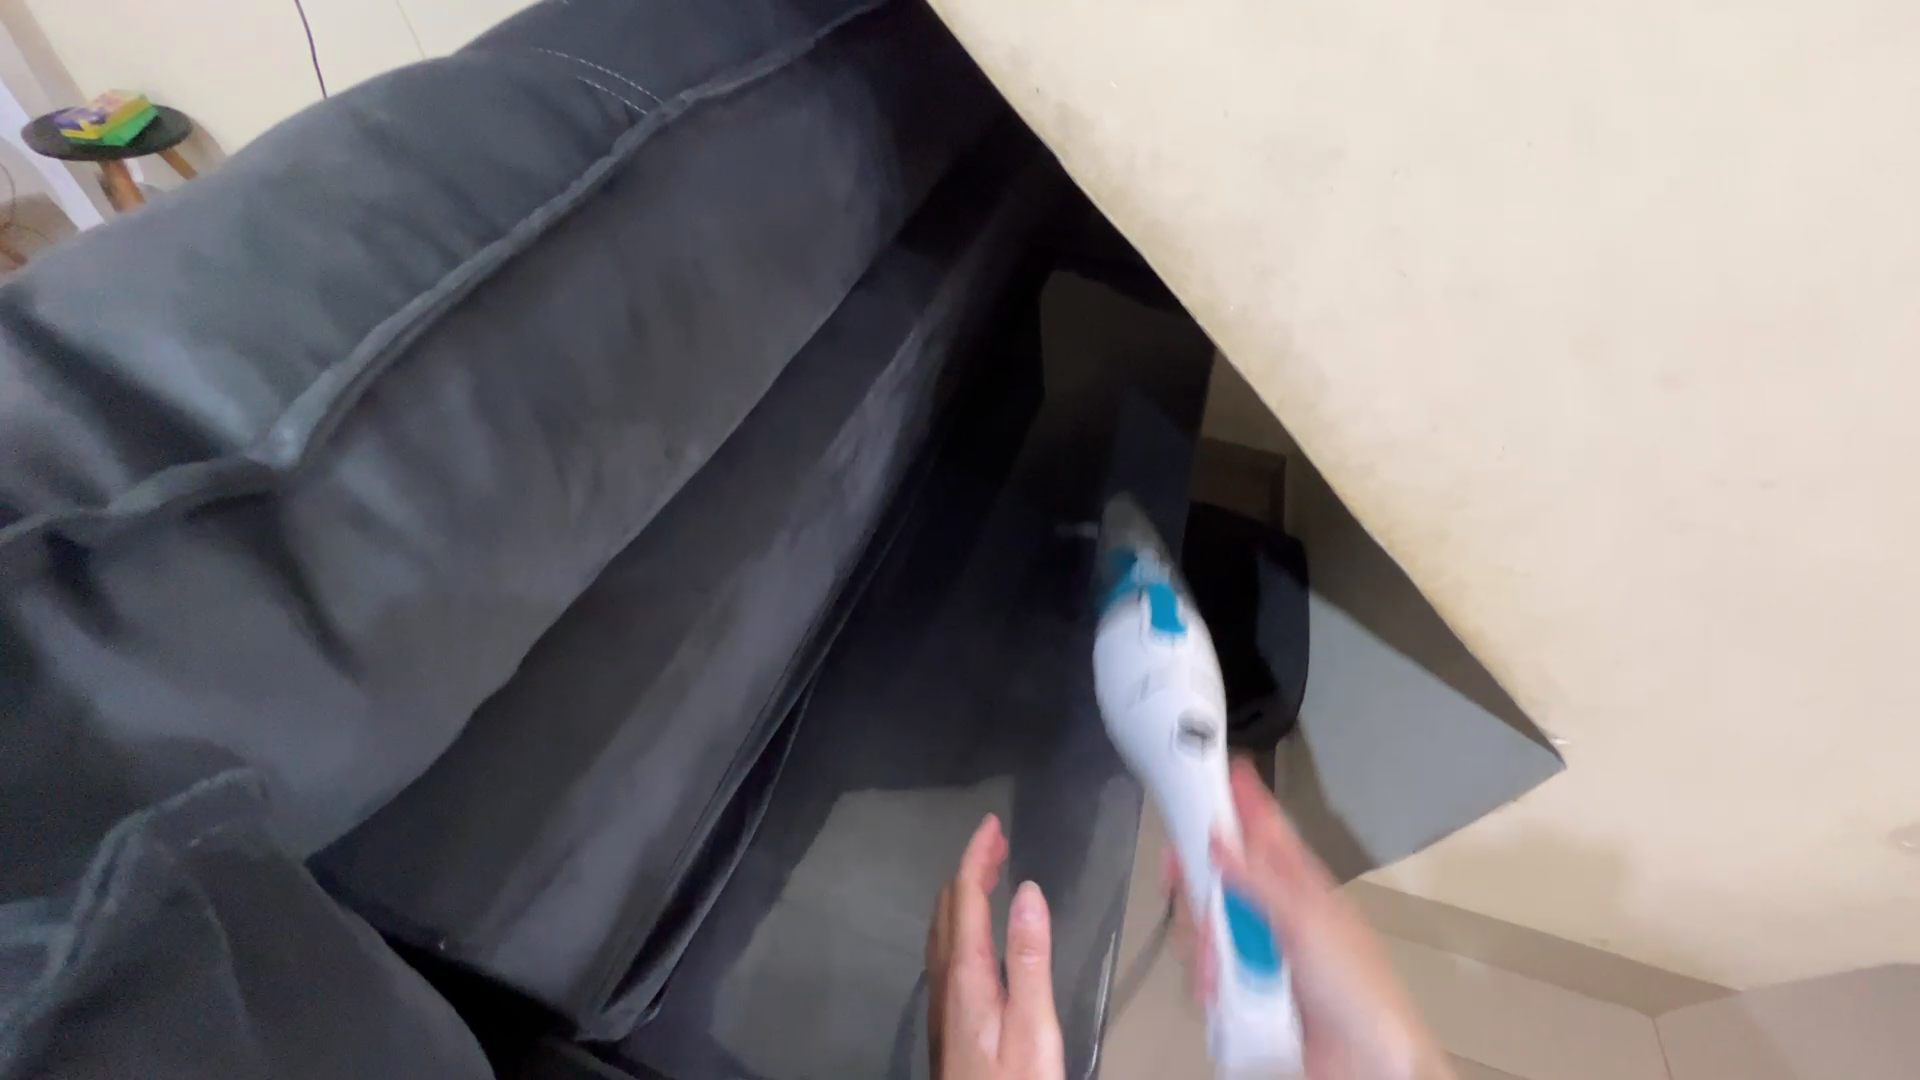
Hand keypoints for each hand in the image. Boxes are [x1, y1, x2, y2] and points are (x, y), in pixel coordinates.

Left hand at [926, 815, 1065, 1079]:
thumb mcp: (1034, 1028)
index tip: (993, 824)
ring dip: (964, 889)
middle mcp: (947, 976)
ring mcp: (942, 997)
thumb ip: (1030, 958)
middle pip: (950, 904)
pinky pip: (946, 944)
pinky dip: (962, 916)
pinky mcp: (947, 1015)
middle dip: (971, 865)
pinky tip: (977, 929)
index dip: (978, 854)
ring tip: (990, 872)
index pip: (966, 894)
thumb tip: (1028, 890)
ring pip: (944, 924)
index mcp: (967, 971)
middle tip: (999, 842)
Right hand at [1168, 761, 1451, 1079]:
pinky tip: (1216, 987)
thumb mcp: (1308, 924)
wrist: (1369, 1070)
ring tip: (1217, 964)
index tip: (1215, 769)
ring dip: (1203, 938)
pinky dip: (1206, 973)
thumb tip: (1216, 838)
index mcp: (1298, 880)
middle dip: (1197, 879)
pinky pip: (1207, 961)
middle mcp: (1273, 906)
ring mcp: (1258, 945)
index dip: (1240, 795)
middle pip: (1219, 869)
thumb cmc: (1357, 991)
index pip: (1263, 824)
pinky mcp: (1244, 982)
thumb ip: (1257, 880)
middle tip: (1177, 876)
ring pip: (1207, 917)